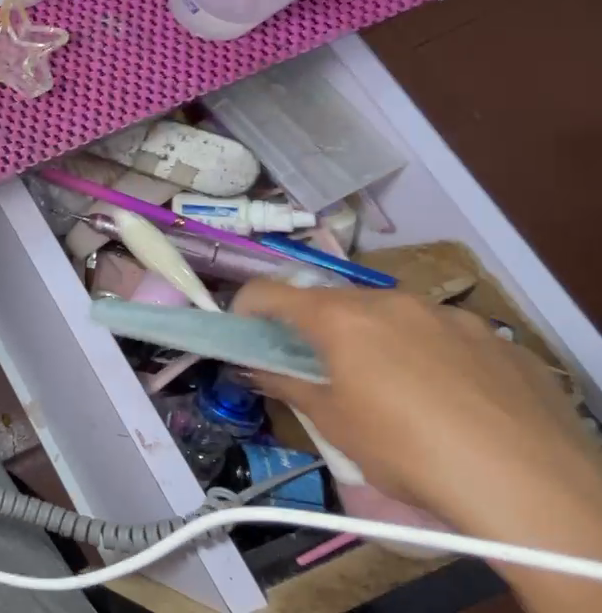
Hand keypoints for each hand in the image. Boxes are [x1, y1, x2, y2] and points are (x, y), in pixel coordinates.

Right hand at [233, 282, 601, 530]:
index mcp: (340, 317)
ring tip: (393, 388)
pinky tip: (452, 401)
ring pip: (394, 316)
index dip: (244, 310)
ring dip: (377, 339)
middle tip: (320, 369)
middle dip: (316, 328)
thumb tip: (255, 369)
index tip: (245, 337)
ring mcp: (454, 319)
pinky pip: (448, 338)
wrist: (537, 490)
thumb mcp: (332, 423)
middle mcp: (392, 303)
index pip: (266, 292)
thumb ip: (286, 384)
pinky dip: (433, 356)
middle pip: (333, 302)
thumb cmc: (410, 452)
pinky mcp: (504, 344)